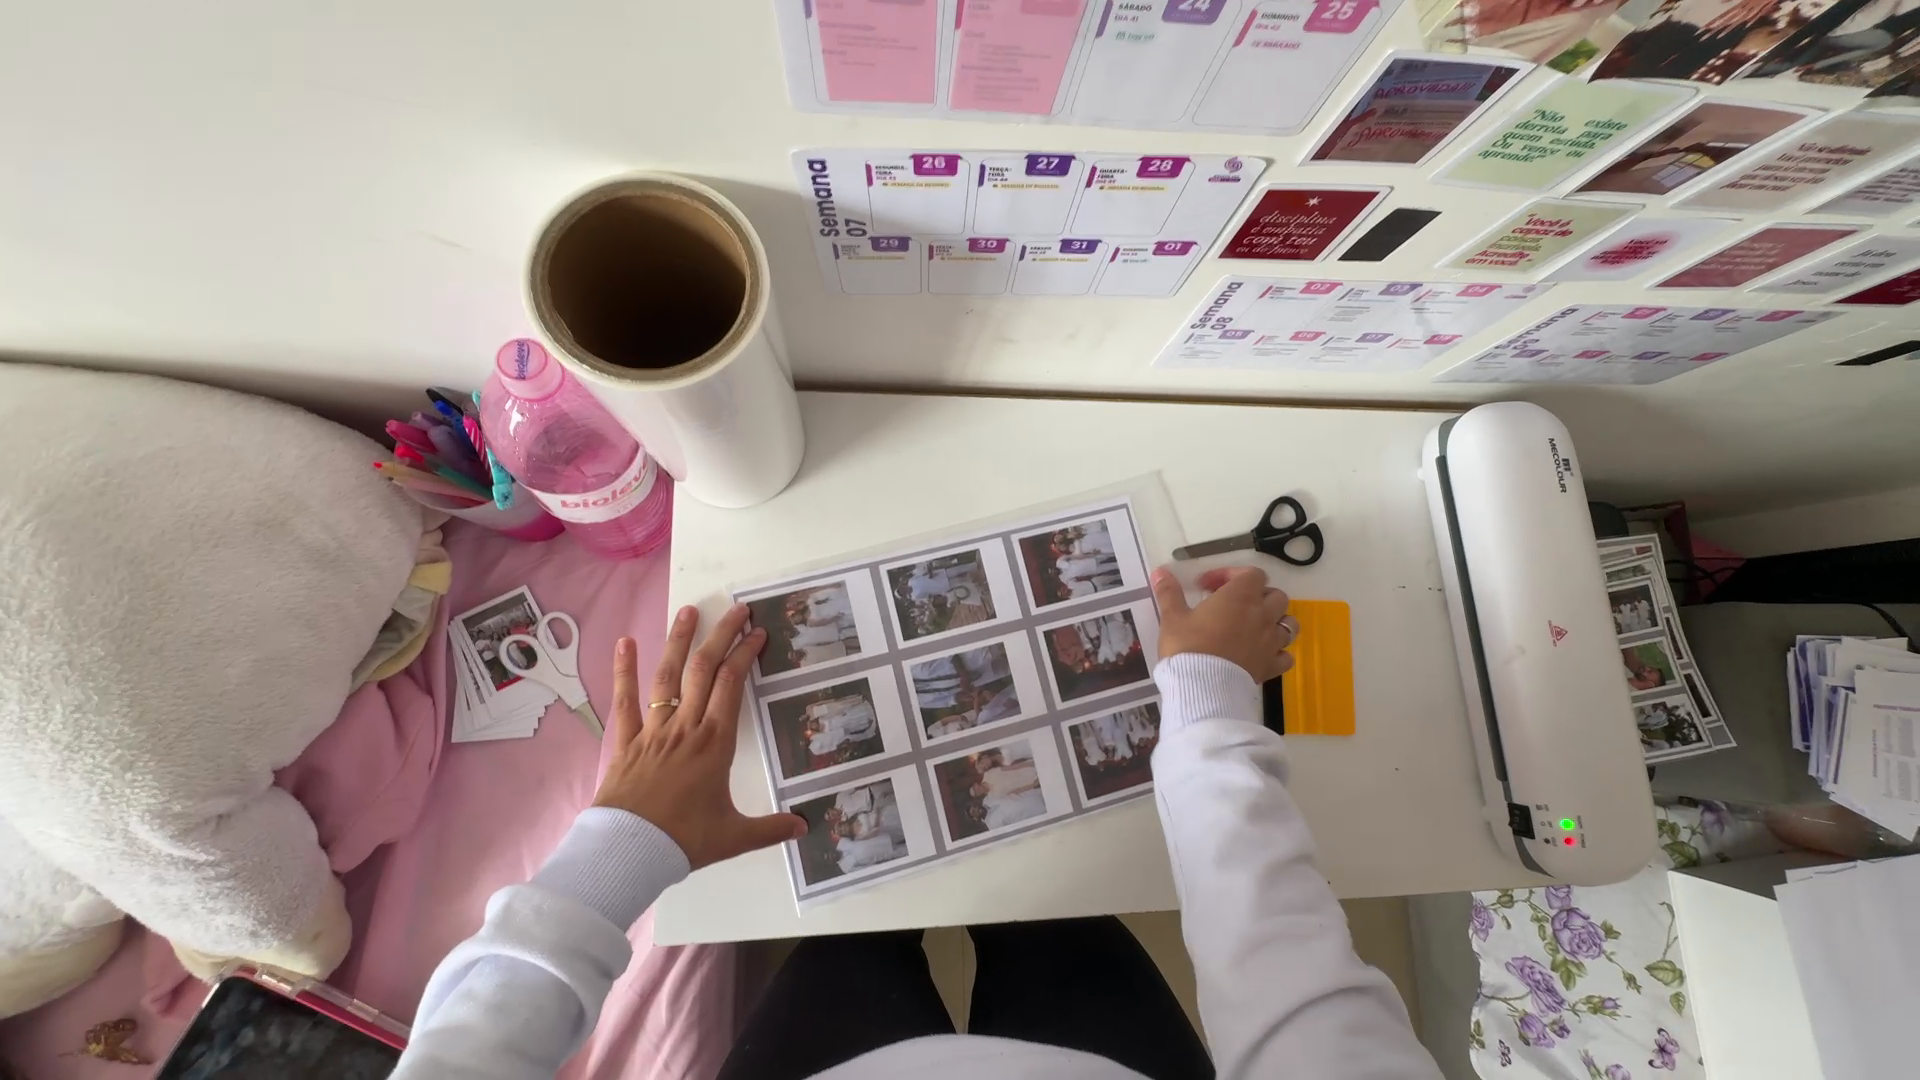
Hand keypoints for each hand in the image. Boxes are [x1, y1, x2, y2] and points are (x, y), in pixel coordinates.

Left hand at [593, 604, 805, 869]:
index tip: (757, 633)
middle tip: (736, 609)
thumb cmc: (682, 840)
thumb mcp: (733, 836)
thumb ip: (770, 828)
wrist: (625, 854)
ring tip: (689, 611)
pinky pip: (625, 701)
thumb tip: (804, 827)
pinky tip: (625, 642)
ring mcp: (653, 730)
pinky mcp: (627, 742)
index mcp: (715, 742)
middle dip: (722, 635)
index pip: (732, 684)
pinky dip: (624, 671)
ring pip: (668, 676)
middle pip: (704, 669)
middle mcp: (686, 726)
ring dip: (680, 641)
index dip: (745, 654)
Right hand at [1151, 565, 1297, 681]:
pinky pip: (1286, 656)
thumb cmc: (1187, 646)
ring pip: (1289, 623)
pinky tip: (1262, 654)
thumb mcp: (1172, 617)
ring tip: (1255, 627)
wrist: (1201, 687)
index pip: (1252, 574)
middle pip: (1276, 596)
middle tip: (1235, 605)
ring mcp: (1271, 642)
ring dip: (1275, 621)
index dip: (1232, 574)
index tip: (1208, 586)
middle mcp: (1261, 615)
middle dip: (1258, 596)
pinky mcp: (1271, 666)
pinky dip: (1278, 652)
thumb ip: (1169, 592)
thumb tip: (1160, 571)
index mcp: (1239, 597)